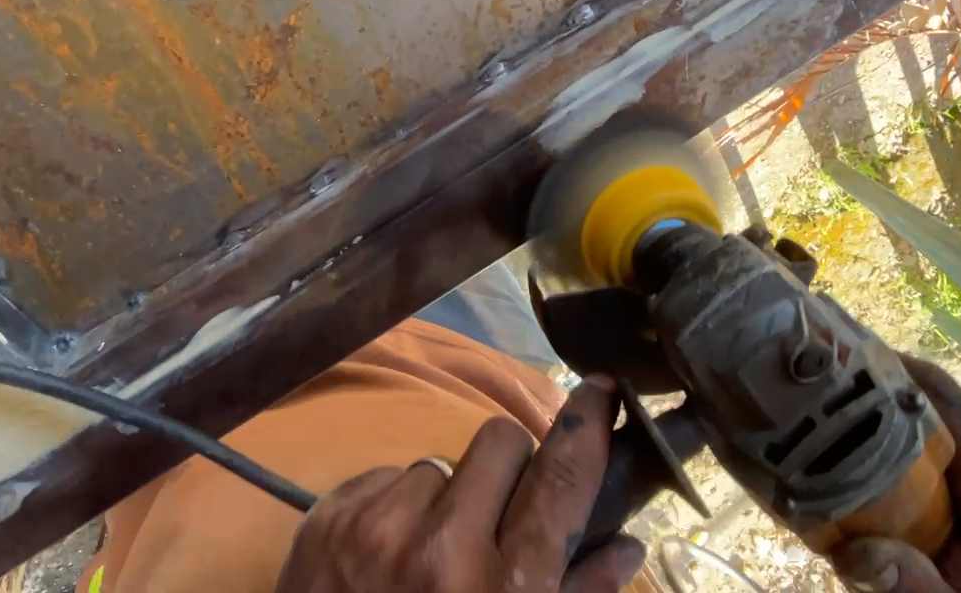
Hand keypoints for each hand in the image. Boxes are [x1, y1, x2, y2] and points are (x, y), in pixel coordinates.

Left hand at [273, 375, 647, 591]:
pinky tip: (383, 557)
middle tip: (496, 511)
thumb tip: (627, 544)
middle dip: (508, 465)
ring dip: (443, 497)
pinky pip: (387, 477)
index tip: (601, 388)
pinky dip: (395, 509)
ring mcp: (378, 525)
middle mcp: (440, 548)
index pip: (559, 480)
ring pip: (439, 462)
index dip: (587, 424)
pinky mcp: (333, 513)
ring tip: (427, 554)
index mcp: (503, 590)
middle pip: (500, 439)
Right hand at [830, 358, 960, 592]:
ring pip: (944, 446)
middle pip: (930, 424)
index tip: (827, 359)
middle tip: (813, 433)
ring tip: (841, 470)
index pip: (939, 396)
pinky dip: (923, 478)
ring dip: (896, 457)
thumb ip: (916, 588)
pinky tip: (892, 504)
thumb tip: (846, 550)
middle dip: (872, 427)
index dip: (880, 369)